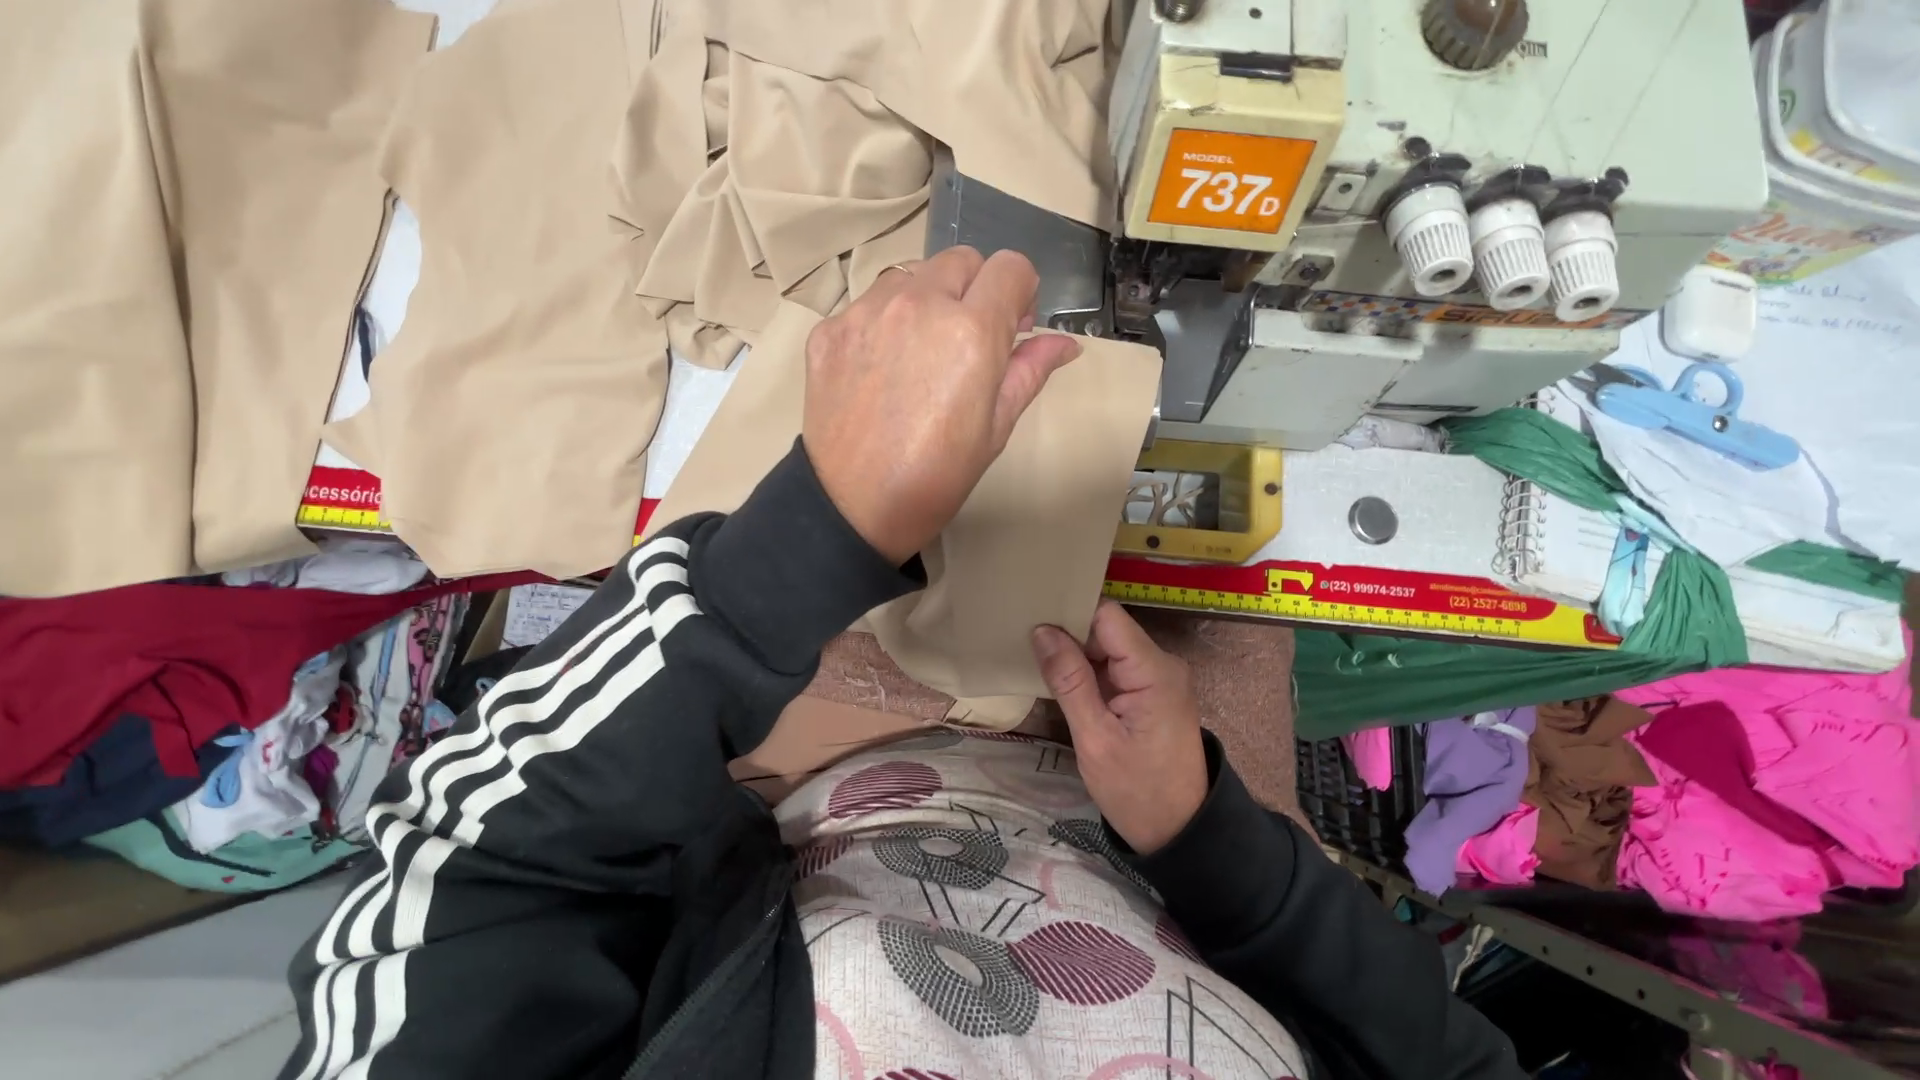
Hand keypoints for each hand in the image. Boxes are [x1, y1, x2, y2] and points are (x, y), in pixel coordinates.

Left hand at [803, 246, 1082, 564]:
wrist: (852, 509)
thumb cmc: (935, 477)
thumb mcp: (995, 429)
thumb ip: (1028, 372)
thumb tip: (1064, 343)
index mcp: (970, 330)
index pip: (1011, 268)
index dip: (1020, 293)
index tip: (1013, 324)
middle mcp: (917, 304)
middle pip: (960, 261)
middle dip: (975, 290)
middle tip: (971, 339)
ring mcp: (865, 313)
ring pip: (910, 275)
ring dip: (927, 299)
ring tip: (922, 354)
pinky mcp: (829, 330)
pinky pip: (867, 305)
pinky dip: (884, 324)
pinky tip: (882, 371)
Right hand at [1032, 600, 1208, 855]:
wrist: (1180, 832)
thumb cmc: (1137, 790)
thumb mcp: (1095, 739)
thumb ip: (1069, 681)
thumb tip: (1042, 631)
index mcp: (1154, 670)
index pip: (1107, 616)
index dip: (1070, 613)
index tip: (1032, 618)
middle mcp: (1162, 664)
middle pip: (1107, 629)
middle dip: (1068, 634)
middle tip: (1024, 642)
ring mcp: (1159, 678)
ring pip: (1108, 648)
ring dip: (1076, 655)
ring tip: (1035, 659)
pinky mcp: (1152, 693)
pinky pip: (1115, 668)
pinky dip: (1089, 673)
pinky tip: (1060, 681)